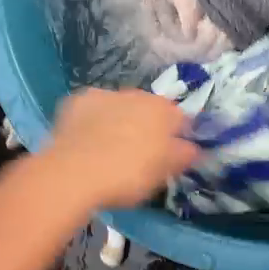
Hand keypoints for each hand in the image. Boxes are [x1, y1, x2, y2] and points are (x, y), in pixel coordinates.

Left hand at [40, 88, 200, 208]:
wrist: (74, 172)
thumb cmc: (128, 174)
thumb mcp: (163, 173)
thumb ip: (183, 155)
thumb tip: (194, 147)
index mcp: (164, 111)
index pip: (180, 118)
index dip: (178, 135)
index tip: (171, 153)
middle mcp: (138, 95)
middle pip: (149, 108)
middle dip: (147, 125)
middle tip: (139, 152)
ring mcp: (106, 94)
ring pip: (120, 106)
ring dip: (119, 119)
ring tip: (109, 147)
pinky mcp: (78, 101)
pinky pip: (92, 109)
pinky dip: (93, 119)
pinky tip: (86, 139)